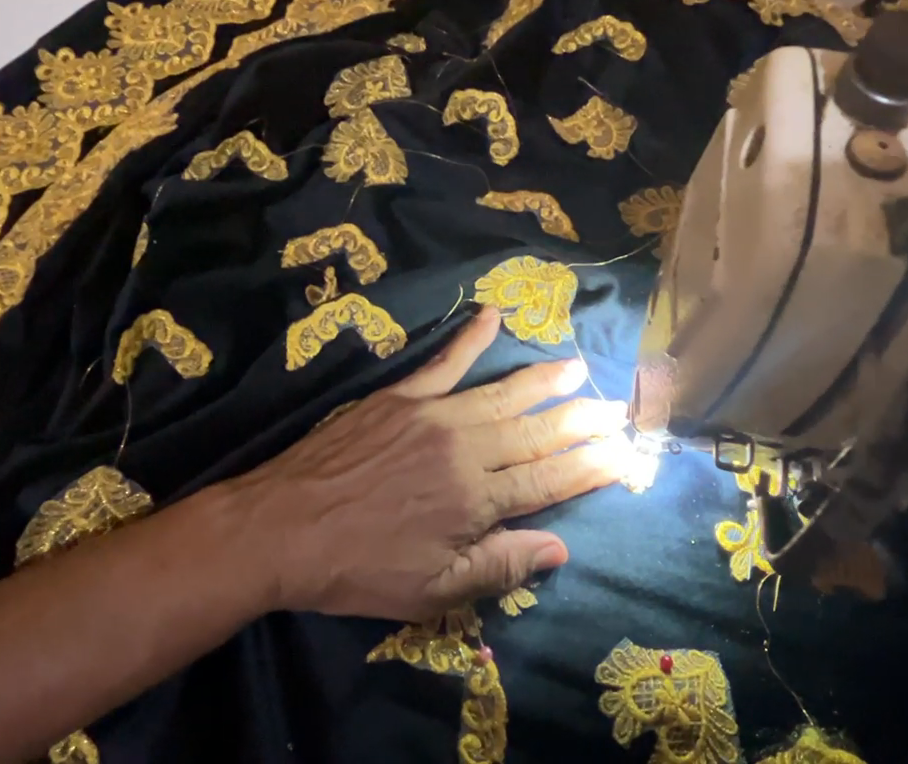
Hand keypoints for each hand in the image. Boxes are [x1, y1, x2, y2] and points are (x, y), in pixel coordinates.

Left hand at [227, 305, 635, 621]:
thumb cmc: (357, 568)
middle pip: (537, 432)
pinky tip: (492, 315)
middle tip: (616, 406)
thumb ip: (499, 567)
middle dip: (581, 420)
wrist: (282, 526)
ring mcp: (433, 415)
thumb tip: (561, 549)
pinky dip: (470, 337)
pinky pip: (444, 361)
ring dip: (544, 380)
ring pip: (502, 393)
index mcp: (477, 501)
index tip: (624, 451)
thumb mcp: (431, 591)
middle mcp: (466, 449)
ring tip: (578, 366)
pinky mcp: (400, 396)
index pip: (550, 481)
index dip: (590, 466)